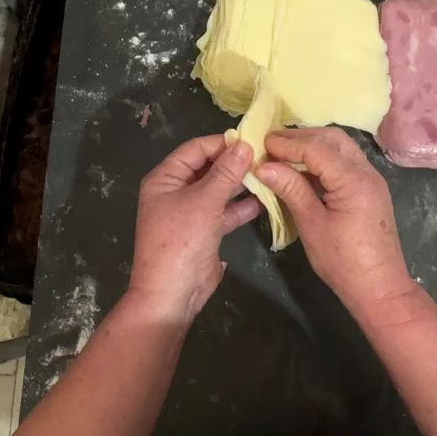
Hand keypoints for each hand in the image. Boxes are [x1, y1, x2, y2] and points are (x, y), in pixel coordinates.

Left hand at [124, 135, 261, 326]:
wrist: (171, 296)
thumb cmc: (181, 241)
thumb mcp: (204, 202)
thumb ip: (226, 173)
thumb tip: (245, 145)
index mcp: (165, 178)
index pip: (195, 149)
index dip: (222, 143)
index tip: (252, 140)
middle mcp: (176, 191)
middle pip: (208, 168)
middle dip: (234, 164)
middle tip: (267, 156)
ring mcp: (190, 213)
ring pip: (218, 190)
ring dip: (241, 185)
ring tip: (271, 174)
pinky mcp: (204, 232)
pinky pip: (224, 212)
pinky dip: (241, 207)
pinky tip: (265, 201)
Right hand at [255, 128, 415, 313]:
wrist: (380, 289)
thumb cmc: (343, 262)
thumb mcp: (312, 224)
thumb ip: (290, 189)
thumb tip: (262, 166)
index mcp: (354, 180)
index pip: (316, 148)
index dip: (287, 144)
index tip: (262, 143)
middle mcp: (367, 172)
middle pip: (332, 138)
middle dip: (301, 137)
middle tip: (272, 143)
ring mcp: (371, 179)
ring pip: (341, 147)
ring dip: (313, 144)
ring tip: (284, 152)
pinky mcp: (370, 189)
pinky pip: (345, 161)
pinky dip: (323, 158)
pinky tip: (303, 169)